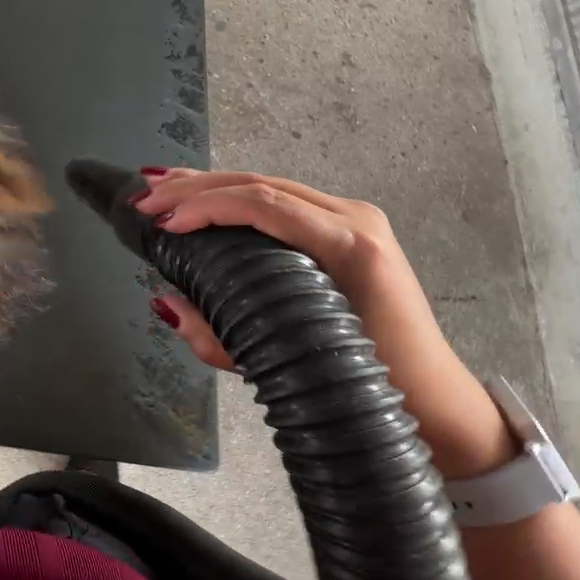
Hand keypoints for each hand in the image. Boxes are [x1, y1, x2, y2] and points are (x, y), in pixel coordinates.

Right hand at [135, 168, 515, 478]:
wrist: (434, 397)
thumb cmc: (370, 385)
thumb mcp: (286, 365)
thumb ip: (218, 337)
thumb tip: (166, 303)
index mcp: (352, 247)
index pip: (263, 205)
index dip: (206, 206)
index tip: (165, 222)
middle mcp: (355, 219)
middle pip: (260, 183)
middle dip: (194, 187)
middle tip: (145, 199)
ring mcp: (353, 217)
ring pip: (267, 182)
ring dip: (209, 183)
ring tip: (160, 185)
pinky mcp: (346, 224)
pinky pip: (280, 196)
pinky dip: (234, 192)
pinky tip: (201, 191)